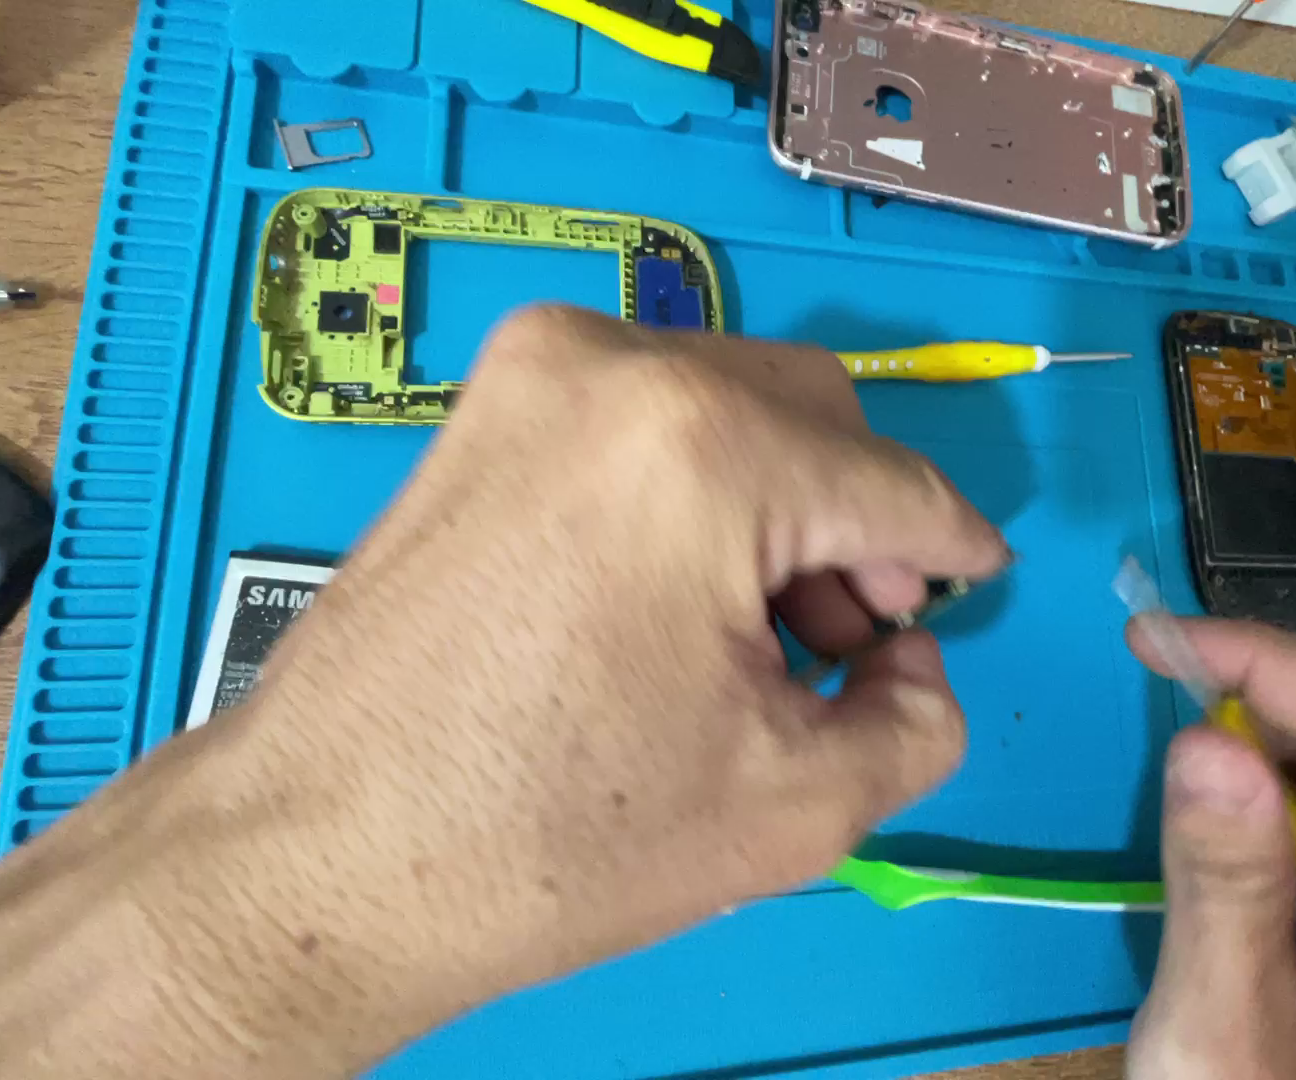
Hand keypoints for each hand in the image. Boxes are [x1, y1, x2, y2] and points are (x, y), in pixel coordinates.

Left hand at [178, 307, 1006, 1066]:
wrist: (321, 851)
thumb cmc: (555, 838)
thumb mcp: (797, 803)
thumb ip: (920, 719)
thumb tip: (915, 653)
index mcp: (705, 449)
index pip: (892, 483)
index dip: (952, 543)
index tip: (974, 577)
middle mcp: (622, 366)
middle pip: (821, 416)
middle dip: (862, 522)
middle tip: (855, 630)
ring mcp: (544, 365)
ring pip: (742, 404)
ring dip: (787, 502)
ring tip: (769, 623)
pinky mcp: (497, 399)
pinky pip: (660, 414)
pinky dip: (708, 483)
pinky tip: (691, 583)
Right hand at [1124, 619, 1295, 1079]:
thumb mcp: (1218, 1040)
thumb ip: (1221, 891)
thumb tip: (1206, 740)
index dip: (1270, 662)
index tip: (1157, 641)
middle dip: (1270, 686)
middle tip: (1165, 684)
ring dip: (1273, 727)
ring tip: (1189, 757)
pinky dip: (1286, 775)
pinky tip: (1233, 812)